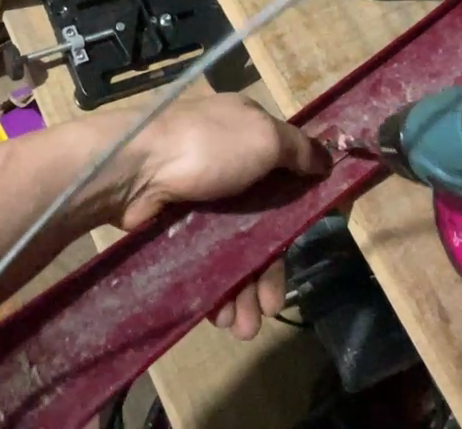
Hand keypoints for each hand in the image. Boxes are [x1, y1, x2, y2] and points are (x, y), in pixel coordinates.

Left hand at [102, 94, 325, 339]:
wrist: (134, 168)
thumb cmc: (207, 147)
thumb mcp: (264, 136)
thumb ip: (298, 149)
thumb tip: (327, 158)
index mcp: (249, 134)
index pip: (287, 174)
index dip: (301, 209)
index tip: (309, 244)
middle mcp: (228, 163)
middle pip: (264, 222)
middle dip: (269, 269)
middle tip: (272, 308)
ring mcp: (202, 194)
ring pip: (235, 246)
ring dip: (244, 288)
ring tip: (244, 326)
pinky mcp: (178, 220)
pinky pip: (207, 256)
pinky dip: (217, 285)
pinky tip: (220, 312)